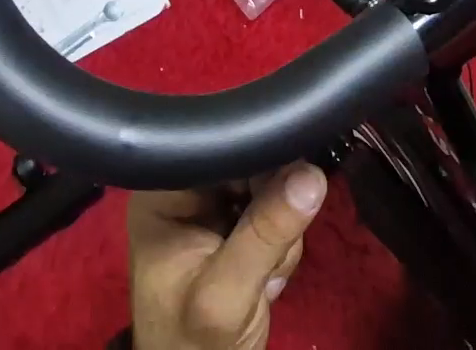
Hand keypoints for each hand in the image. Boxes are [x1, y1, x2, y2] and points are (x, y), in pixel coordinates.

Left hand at [127, 162, 326, 349]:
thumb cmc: (193, 347)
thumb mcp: (226, 296)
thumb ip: (265, 234)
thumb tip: (311, 175)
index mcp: (164, 194)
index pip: (217, 146)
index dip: (258, 153)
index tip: (287, 178)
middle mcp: (188, 191)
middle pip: (252, 160)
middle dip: (274, 201)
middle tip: (274, 248)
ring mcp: (215, 209)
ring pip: (273, 183)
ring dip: (283, 228)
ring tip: (268, 272)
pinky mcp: (240, 227)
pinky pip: (280, 208)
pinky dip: (285, 241)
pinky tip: (270, 274)